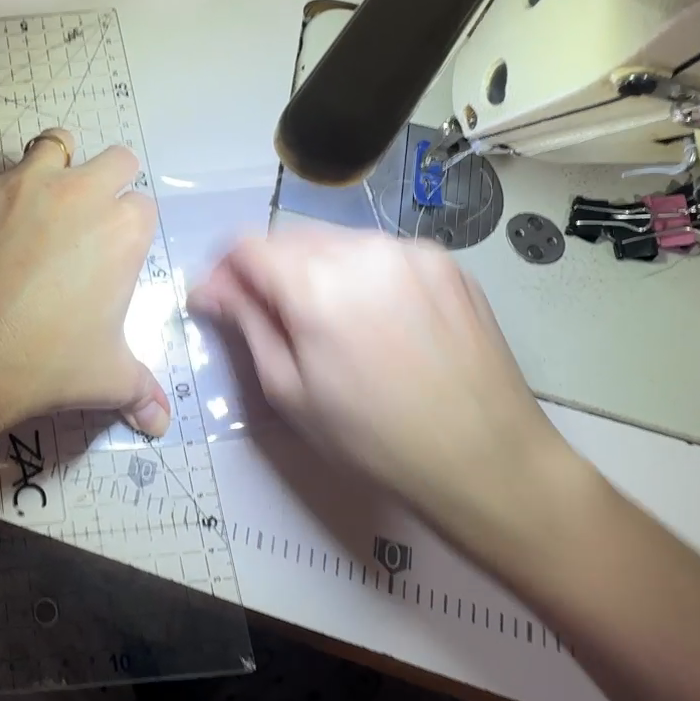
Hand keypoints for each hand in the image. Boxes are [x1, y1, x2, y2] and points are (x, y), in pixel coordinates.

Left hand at [0, 127, 171, 441]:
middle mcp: (80, 192)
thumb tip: (161, 422)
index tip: (111, 254)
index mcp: (123, 229)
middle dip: (106, 181)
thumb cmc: (48, 364)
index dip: (128, 228)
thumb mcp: (107, 379)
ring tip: (33, 204)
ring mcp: (23, 182)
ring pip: (53, 146)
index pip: (142, 206)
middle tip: (83, 219)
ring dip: (52, 168)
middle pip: (114, 159)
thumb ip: (141, 390)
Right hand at [187, 228, 579, 542]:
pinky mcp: (446, 263)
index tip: (217, 301)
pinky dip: (356, 273)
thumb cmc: (372, 438)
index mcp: (316, 283)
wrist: (489, 463)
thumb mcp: (288, 389)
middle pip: (287, 238)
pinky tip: (367, 316)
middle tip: (261, 314)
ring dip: (309, 268)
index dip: (222, 271)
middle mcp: (362, 250)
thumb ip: (246, 323)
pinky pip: (376, 253)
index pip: (244, 246)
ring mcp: (410, 252)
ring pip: (332, 241)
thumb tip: (209, 289)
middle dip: (264, 269)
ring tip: (319, 318)